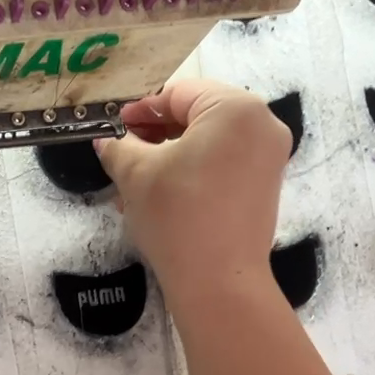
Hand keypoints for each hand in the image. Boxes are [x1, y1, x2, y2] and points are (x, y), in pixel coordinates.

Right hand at [95, 78, 291, 293]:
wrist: (218, 282)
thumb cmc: (177, 218)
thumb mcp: (136, 177)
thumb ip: (119, 149)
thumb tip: (106, 140)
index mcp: (235, 108)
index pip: (179, 93)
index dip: (142, 108)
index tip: (115, 126)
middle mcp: (261, 124)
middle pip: (197, 117)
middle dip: (155, 135)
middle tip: (122, 154)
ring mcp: (268, 157)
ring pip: (208, 144)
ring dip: (169, 158)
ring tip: (134, 184)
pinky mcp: (263, 188)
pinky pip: (222, 166)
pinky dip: (190, 174)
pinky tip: (160, 198)